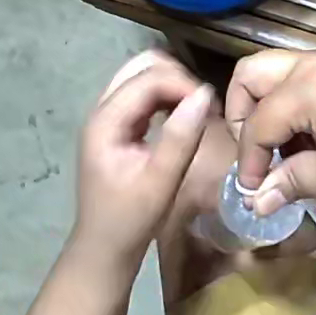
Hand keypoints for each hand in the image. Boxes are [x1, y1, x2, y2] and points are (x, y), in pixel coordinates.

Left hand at [71, 50, 213, 270]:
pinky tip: (183, 116)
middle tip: (204, 104)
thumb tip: (205, 94)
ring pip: (142, 76)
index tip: (213, 107)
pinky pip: (142, 94)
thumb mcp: (161, 182)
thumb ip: (182, 138)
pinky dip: (165, 96)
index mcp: (106, 121)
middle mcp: (102, 110)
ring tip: (197, 109)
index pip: (148, 78)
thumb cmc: (131, 220)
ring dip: (172, 84)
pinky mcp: (117, 125)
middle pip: (141, 66)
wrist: (104, 248)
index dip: (184, 84)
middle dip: (177, 77)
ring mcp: (107, 115)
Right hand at [226, 50, 315, 213]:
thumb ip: (295, 183)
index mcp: (305, 88)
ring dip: (269, 107)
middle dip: (242, 114)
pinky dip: (294, 101)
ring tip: (290, 151)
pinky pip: (304, 75)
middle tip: (261, 154)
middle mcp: (312, 64)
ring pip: (276, 71)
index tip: (254, 196)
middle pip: (251, 75)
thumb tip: (257, 201)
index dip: (249, 162)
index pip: (255, 124)